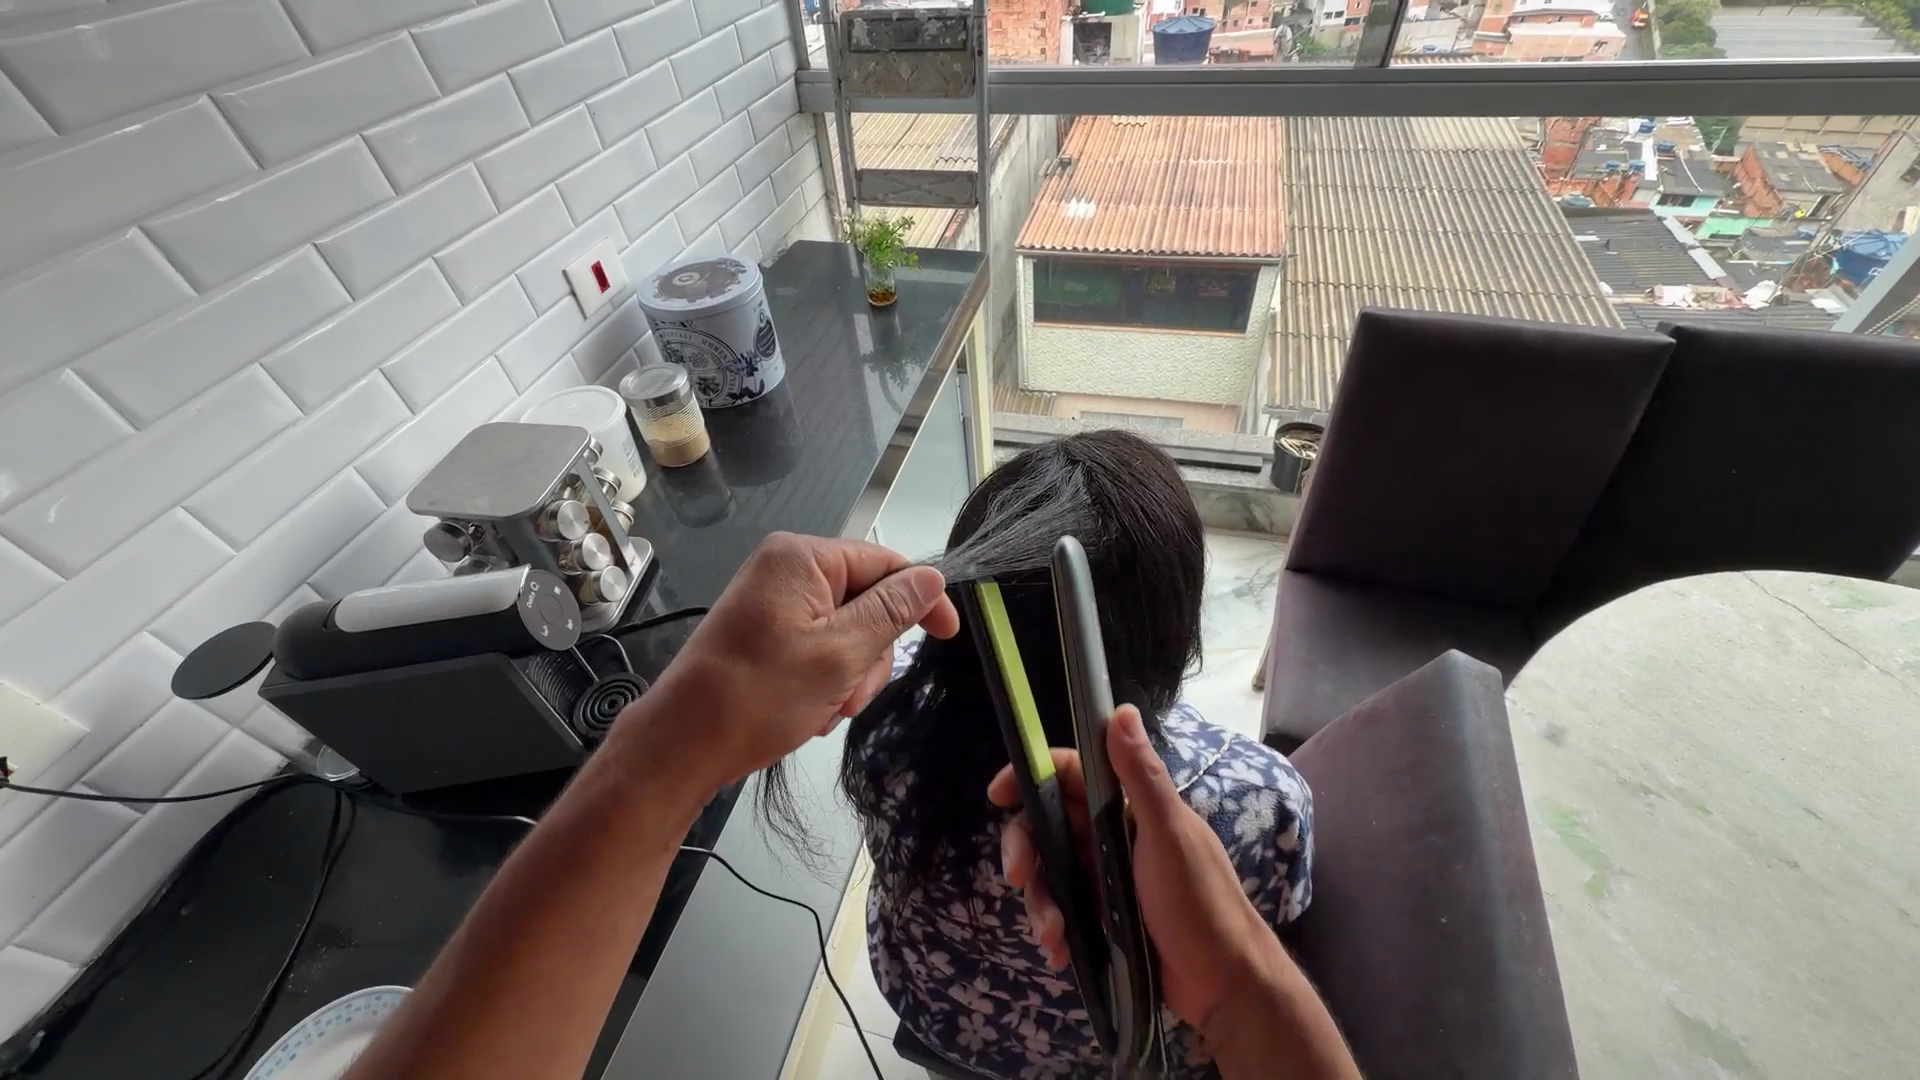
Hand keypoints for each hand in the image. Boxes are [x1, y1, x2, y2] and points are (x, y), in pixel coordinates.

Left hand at [627, 533, 959, 785]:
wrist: (682, 747)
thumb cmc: (759, 696)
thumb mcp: (839, 654)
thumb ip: (891, 611)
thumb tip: (933, 577)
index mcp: (803, 558)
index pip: (886, 563)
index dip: (921, 599)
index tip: (947, 637)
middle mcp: (788, 570)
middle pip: (868, 602)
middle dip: (870, 655)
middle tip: (850, 694)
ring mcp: (776, 603)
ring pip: (850, 632)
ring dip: (850, 676)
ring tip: (825, 709)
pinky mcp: (769, 633)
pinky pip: (822, 648)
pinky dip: (827, 681)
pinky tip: (810, 710)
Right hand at [989, 706, 1290, 1045]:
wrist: (1227, 987)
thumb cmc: (1200, 902)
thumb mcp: (1169, 834)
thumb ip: (1141, 775)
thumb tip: (1121, 709)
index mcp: (1126, 807)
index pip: (1068, 774)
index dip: (1031, 776)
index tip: (998, 794)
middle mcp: (1111, 835)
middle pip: (1047, 824)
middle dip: (1025, 847)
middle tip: (1016, 875)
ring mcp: (1105, 877)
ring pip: (1050, 871)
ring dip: (1040, 900)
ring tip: (1051, 935)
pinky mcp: (1103, 917)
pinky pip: (1062, 910)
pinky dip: (1054, 929)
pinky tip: (1059, 951)